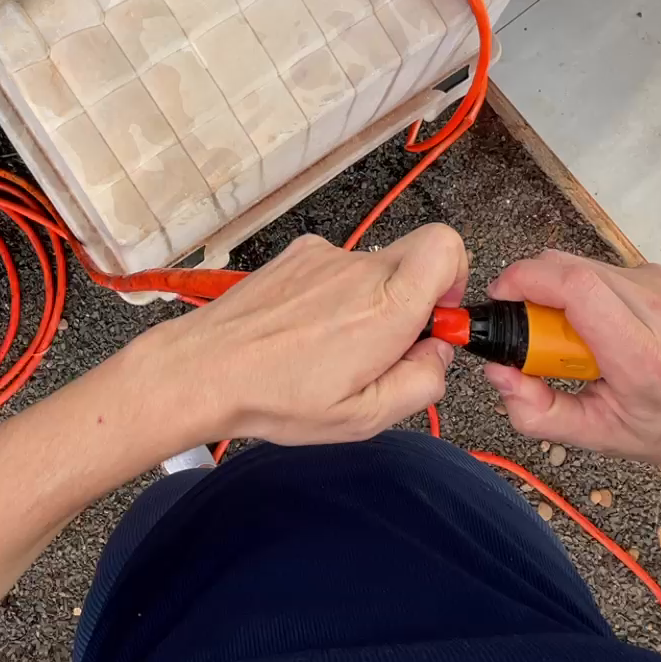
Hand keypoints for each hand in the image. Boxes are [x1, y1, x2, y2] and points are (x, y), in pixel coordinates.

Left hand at [135, 225, 468, 446]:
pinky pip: (334, 268)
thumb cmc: (277, 396)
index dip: (455, 276)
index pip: (446, 244)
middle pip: (412, 260)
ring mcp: (323, 255)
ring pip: (371, 269)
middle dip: (411, 301)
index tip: (437, 315)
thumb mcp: (364, 417)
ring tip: (327, 349)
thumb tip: (436, 352)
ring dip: (366, 303)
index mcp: (385, 305)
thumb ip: (422, 381)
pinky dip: (332, 295)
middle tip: (382, 345)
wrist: (205, 367)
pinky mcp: (296, 254)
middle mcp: (358, 268)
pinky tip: (303, 331)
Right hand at [481, 250, 660, 471]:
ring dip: (550, 289)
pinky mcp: (658, 275)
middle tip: (525, 327)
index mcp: (640, 354)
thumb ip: (538, 412)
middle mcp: (653, 307)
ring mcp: (659, 284)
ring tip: (563, 334)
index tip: (501, 302)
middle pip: (565, 265)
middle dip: (527, 286)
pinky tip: (591, 325)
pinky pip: (595, 268)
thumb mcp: (601, 438)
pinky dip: (575, 290)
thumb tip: (497, 373)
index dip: (524, 281)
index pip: (573, 286)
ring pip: (576, 262)